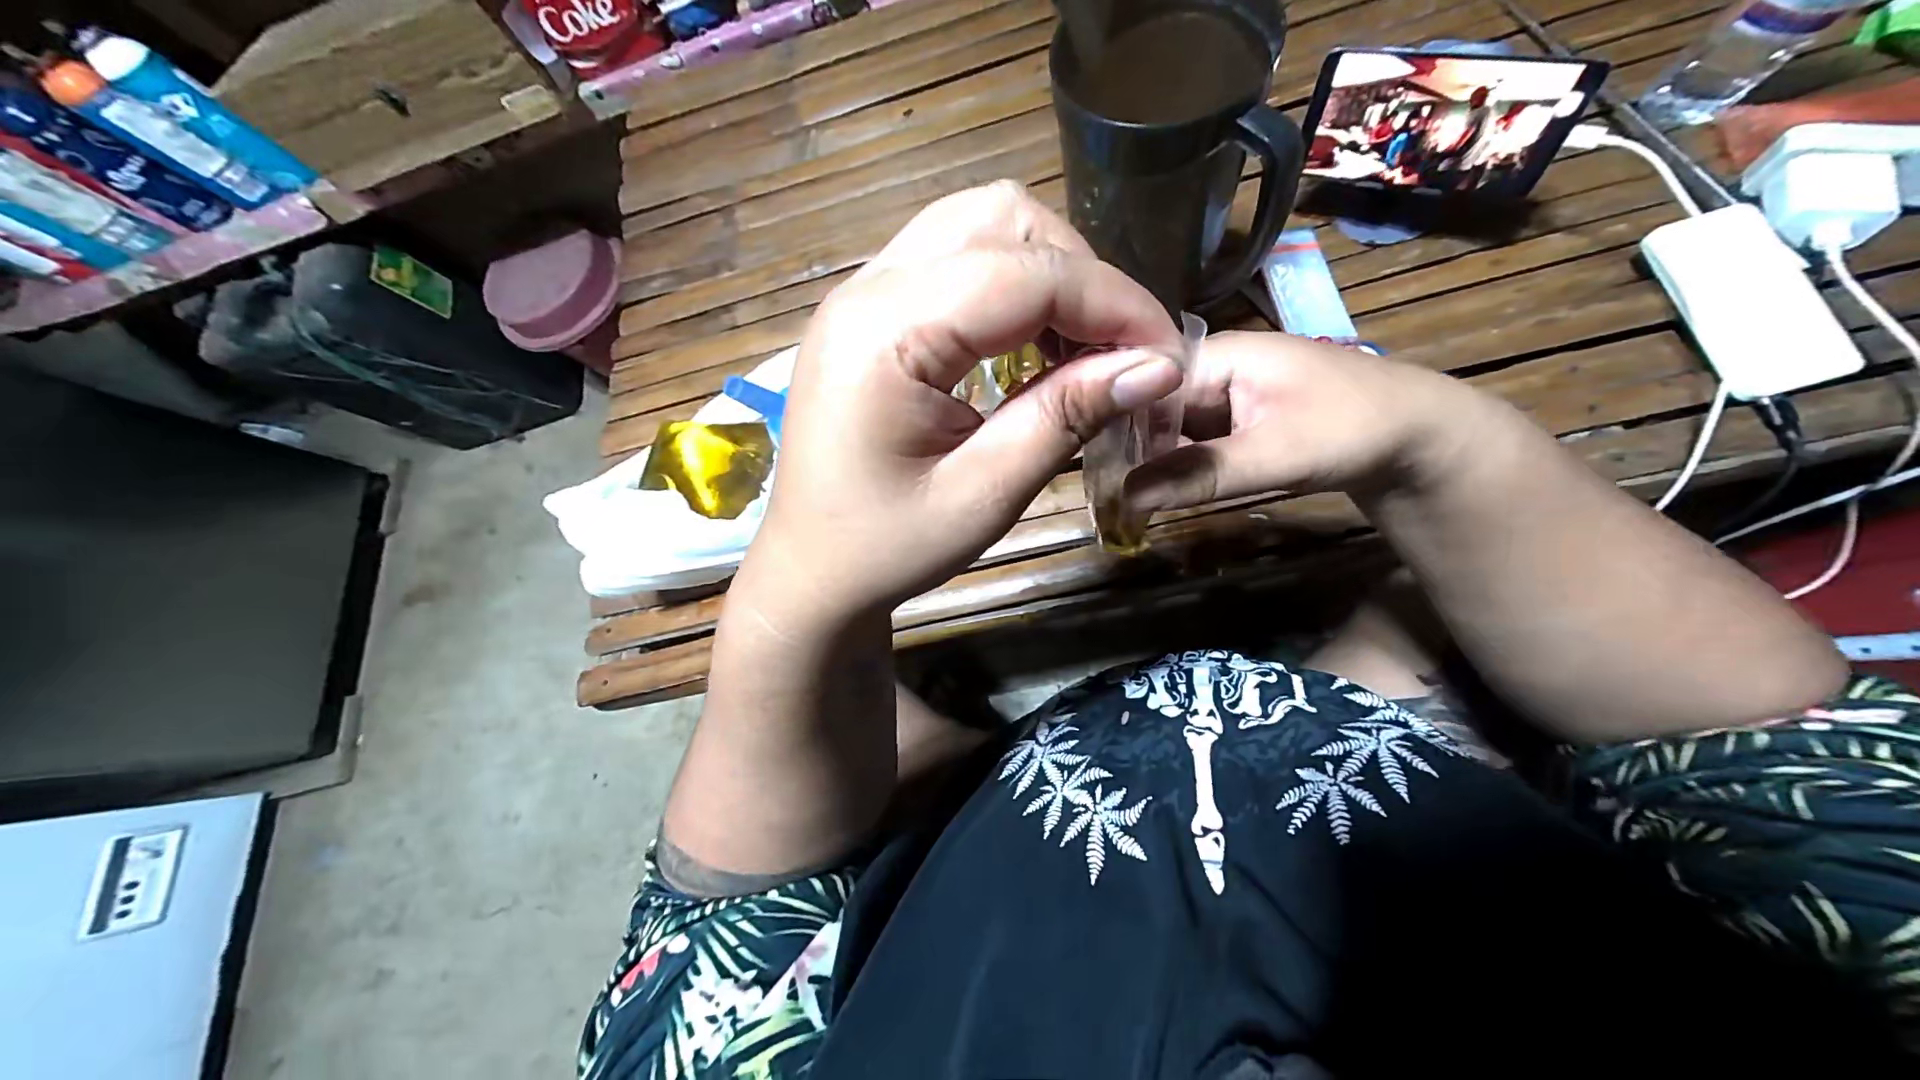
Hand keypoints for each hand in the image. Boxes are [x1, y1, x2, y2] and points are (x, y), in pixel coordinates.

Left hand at [743, 181, 1185, 619]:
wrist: (812, 571)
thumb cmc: (888, 548)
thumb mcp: (985, 494)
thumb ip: (1066, 416)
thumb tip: (1156, 365)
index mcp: (883, 332)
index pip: (1025, 273)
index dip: (1112, 303)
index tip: (1166, 355)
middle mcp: (866, 289)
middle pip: (1000, 219)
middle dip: (1079, 276)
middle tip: (1117, 353)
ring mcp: (861, 294)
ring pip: (978, 227)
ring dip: (1047, 274)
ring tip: (1079, 348)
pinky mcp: (869, 311)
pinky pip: (954, 260)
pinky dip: (1009, 287)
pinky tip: (1029, 345)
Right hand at [1124, 331, 1492, 512]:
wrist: (1418, 435)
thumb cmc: (1352, 428)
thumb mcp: (1277, 452)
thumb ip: (1200, 474)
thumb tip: (1125, 498)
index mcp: (1214, 355)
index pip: (1139, 382)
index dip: (1108, 424)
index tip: (1087, 471)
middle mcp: (1208, 369)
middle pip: (1144, 405)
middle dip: (1121, 448)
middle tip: (1095, 496)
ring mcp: (1218, 394)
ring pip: (1161, 426)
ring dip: (1141, 461)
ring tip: (1110, 499)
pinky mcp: (1229, 419)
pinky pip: (1184, 441)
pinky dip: (1168, 466)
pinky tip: (1149, 492)